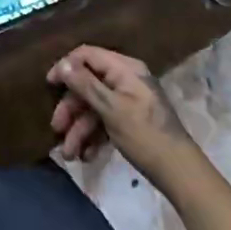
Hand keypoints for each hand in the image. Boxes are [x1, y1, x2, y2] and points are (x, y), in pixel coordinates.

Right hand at [48, 45, 197, 177]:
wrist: (180, 174)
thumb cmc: (145, 135)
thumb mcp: (111, 108)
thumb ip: (85, 84)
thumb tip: (63, 63)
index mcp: (125, 69)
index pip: (87, 56)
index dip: (66, 67)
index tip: (49, 84)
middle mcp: (126, 80)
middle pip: (88, 85)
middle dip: (71, 109)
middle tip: (56, 128)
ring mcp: (128, 101)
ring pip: (94, 107)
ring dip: (79, 128)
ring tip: (69, 153)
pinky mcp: (130, 121)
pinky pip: (105, 121)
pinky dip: (94, 136)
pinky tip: (86, 155)